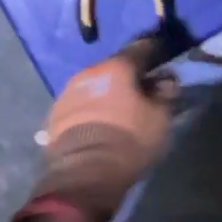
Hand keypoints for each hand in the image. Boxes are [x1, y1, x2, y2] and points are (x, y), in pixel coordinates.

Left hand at [29, 38, 179, 221]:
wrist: (83, 174)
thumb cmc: (128, 141)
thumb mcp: (159, 119)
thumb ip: (165, 93)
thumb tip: (167, 78)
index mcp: (117, 67)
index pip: (140, 48)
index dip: (154, 51)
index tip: (163, 57)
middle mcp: (89, 71)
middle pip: (114, 67)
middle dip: (128, 76)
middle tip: (140, 90)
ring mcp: (68, 92)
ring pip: (93, 85)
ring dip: (106, 93)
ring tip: (117, 110)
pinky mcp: (54, 114)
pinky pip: (79, 104)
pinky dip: (90, 109)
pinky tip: (96, 124)